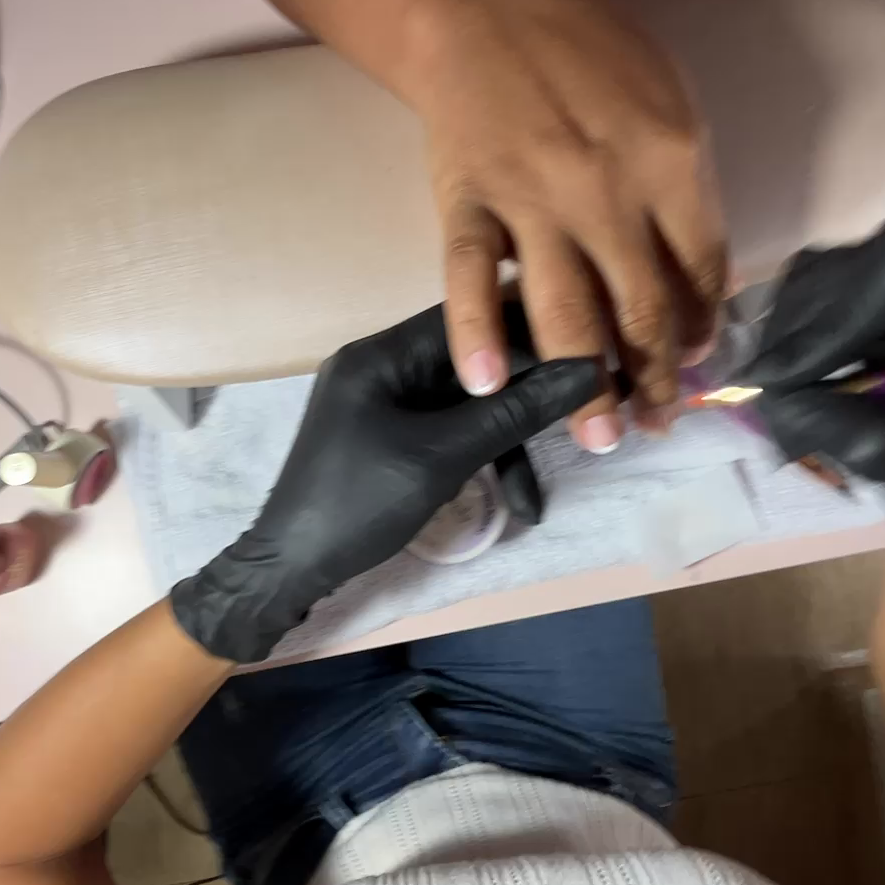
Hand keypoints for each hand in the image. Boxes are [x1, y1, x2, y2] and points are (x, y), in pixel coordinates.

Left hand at [170, 305, 599, 661]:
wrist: (292, 567)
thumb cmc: (359, 504)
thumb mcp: (441, 457)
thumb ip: (513, 411)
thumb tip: (587, 370)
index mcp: (380, 354)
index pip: (469, 317)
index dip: (533, 330)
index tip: (592, 348)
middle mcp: (381, 366)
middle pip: (473, 365)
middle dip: (526, 401)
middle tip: (584, 421)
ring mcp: (384, 404)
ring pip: (465, 407)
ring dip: (504, 450)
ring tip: (532, 504)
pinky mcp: (389, 437)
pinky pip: (447, 433)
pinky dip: (477, 463)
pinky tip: (509, 505)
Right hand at [401, 0, 727, 449]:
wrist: (488, 11)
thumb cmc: (586, 53)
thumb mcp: (666, 104)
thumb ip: (683, 194)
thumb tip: (694, 282)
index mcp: (670, 159)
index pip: (697, 271)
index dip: (697, 331)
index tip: (689, 371)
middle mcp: (607, 192)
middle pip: (637, 307)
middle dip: (648, 377)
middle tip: (651, 428)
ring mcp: (532, 203)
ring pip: (563, 311)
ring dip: (583, 382)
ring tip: (596, 436)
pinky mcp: (468, 206)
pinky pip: (470, 279)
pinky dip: (475, 333)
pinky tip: (483, 385)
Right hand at [743, 214, 884, 618]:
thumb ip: (864, 435)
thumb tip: (776, 399)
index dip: (834, 308)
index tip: (782, 377)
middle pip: (857, 263)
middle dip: (797, 331)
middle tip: (768, 397)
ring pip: (826, 281)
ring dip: (785, 343)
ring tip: (780, 405)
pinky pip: (817, 310)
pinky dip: (788, 352)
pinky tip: (789, 394)